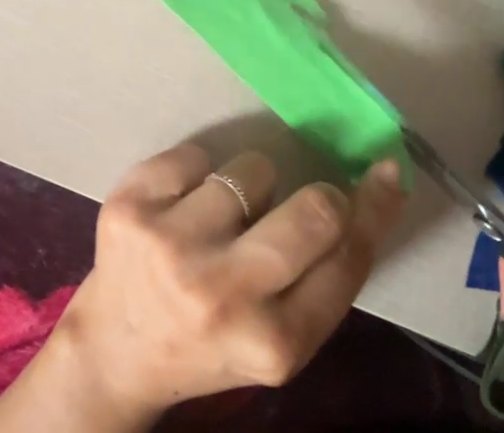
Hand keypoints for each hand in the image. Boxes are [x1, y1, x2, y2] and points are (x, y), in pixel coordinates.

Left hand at [0, 142, 405, 431]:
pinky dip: (199, 173)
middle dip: (319, 196)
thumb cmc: (212, 343)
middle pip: (314, 209)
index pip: (348, 259)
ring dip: (251, 186)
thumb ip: (326, 275)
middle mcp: (221, 294)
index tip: (386, 173)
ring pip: (253, 169)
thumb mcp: (280, 338)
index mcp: (273, 343)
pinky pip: (196, 154)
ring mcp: (169, 247)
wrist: (116, 349)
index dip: (375, 209)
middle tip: (302, 204)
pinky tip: (184, 208)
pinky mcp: (128, 208)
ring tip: (225, 221)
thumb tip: (378, 184)